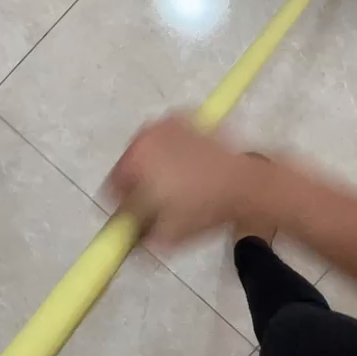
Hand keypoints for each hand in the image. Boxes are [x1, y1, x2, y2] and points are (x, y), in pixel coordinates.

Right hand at [104, 115, 269, 250]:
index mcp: (133, 162)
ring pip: (149, 150)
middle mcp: (145, 137)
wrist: (244, 182)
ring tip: (177, 185)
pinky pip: (169, 138)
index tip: (136, 217)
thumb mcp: (165, 236)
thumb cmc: (204, 208)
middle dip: (139, 184)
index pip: (112, 187)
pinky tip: (188, 167)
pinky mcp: (187, 118)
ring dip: (155, 166)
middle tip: (158, 203)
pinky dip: (173, 150)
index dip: (123, 206)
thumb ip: (139, 237)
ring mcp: (166, 124)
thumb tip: (132, 235)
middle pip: (130, 164)